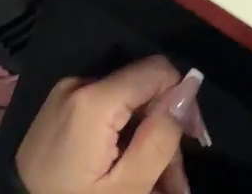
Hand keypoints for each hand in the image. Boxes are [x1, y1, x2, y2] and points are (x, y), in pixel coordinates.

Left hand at [16, 57, 205, 193]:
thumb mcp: (126, 188)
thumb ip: (161, 136)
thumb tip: (190, 85)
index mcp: (94, 99)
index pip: (159, 70)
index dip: (183, 100)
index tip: (194, 142)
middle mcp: (79, 84)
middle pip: (143, 91)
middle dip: (165, 132)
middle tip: (175, 183)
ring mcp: (65, 96)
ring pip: (126, 106)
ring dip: (146, 140)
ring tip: (158, 186)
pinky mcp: (58, 110)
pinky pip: (104, 114)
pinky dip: (123, 138)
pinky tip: (129, 171)